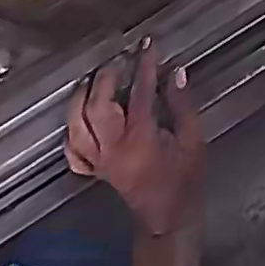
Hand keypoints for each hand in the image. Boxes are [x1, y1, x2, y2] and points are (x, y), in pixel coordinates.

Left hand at [66, 40, 205, 236]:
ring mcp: (100, 161)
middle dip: (106, 77)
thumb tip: (175, 72)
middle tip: (119, 59)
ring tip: (92, 79)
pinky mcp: (94, 170)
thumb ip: (182, 105)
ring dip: (82, 98)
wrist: (169, 219)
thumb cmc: (185, 180)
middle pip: (98, 105)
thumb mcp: (193, 140)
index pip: (139, 93)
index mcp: (141, 140)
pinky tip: (78, 116)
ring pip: (77, 125)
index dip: (144, 65)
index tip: (147, 45)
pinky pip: (73, 150)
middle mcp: (114, 149)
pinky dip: (71, 131)